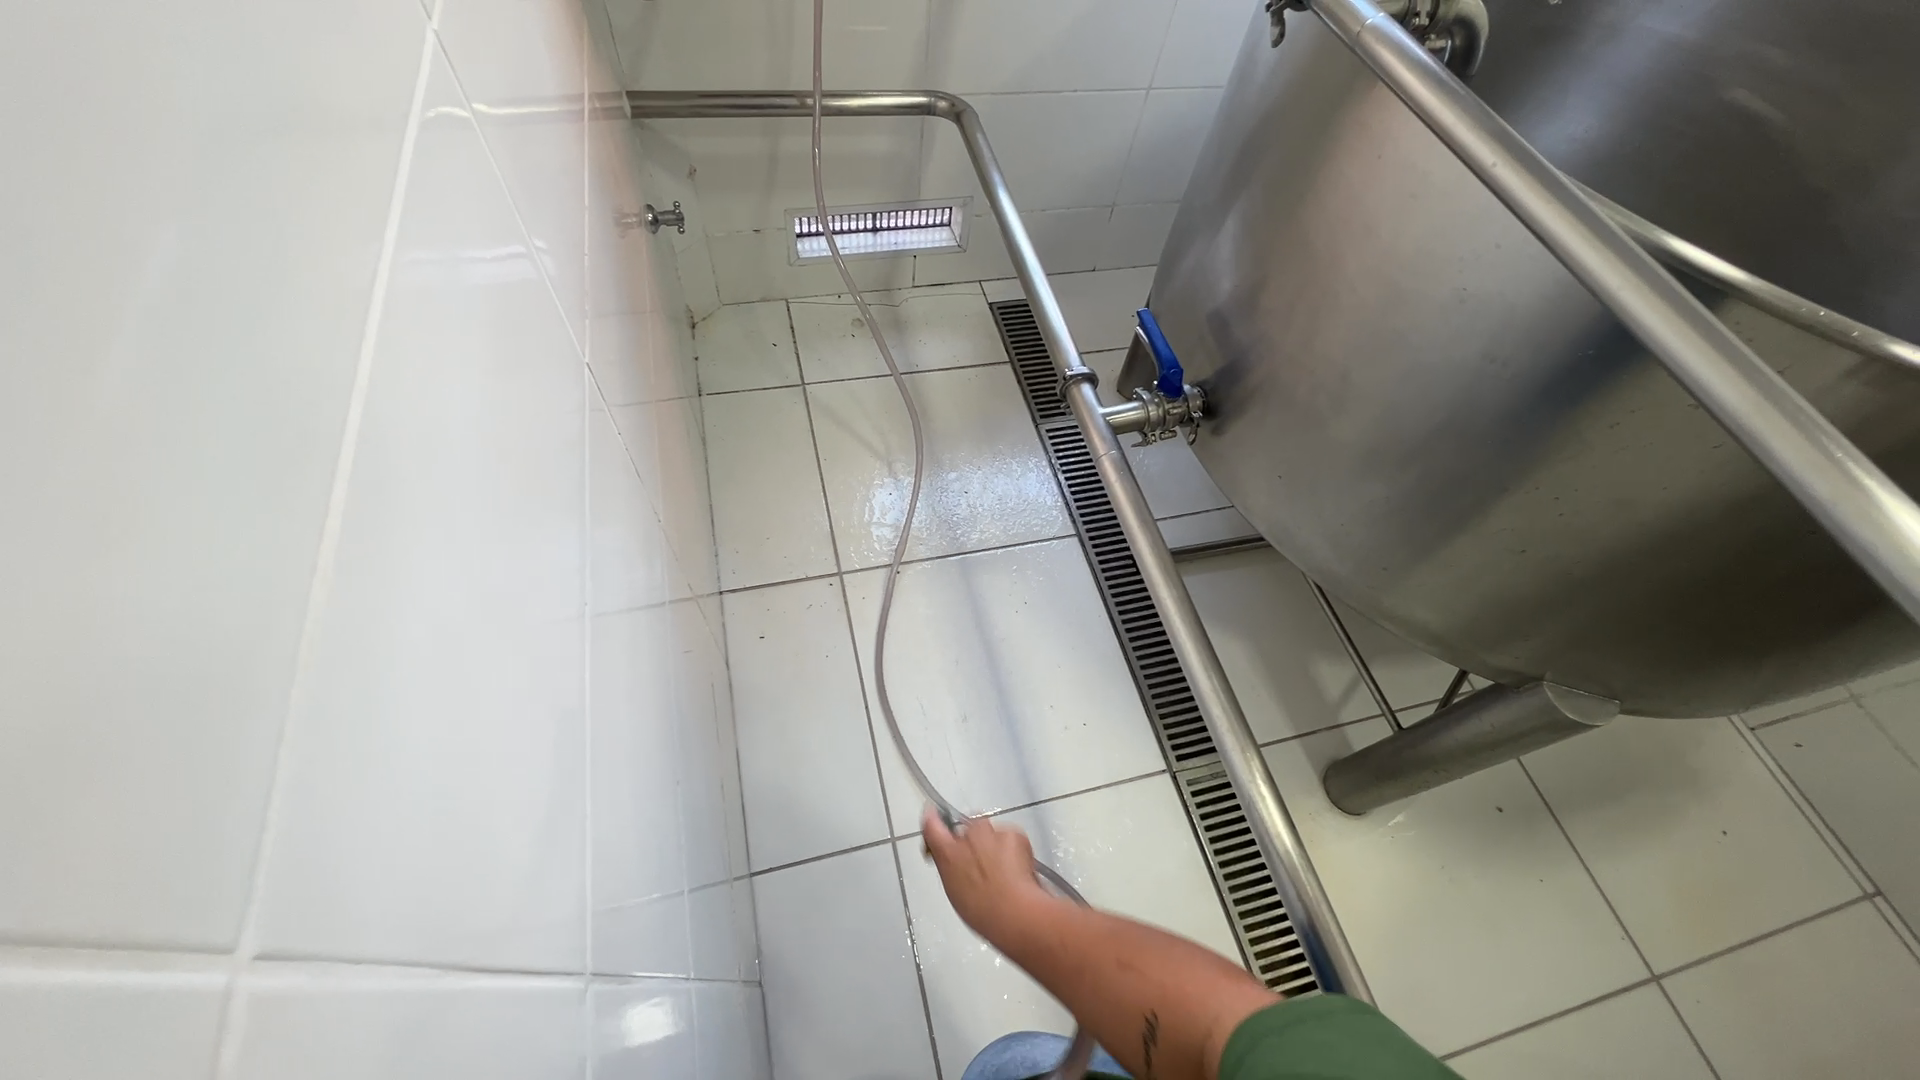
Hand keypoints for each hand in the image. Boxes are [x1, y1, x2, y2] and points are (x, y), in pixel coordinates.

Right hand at [922, 807, 1056, 942]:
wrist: (1015, 911)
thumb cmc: (982, 910)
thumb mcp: (955, 890)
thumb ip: (948, 865)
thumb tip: (950, 857)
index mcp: (947, 852)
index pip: (932, 823)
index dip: (934, 820)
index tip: (935, 819)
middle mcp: (967, 834)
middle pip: (967, 829)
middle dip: (973, 842)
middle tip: (981, 865)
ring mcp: (992, 831)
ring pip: (990, 834)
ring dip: (993, 846)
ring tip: (1003, 873)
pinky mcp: (1014, 832)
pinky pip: (1010, 837)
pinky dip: (1013, 849)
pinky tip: (1017, 870)